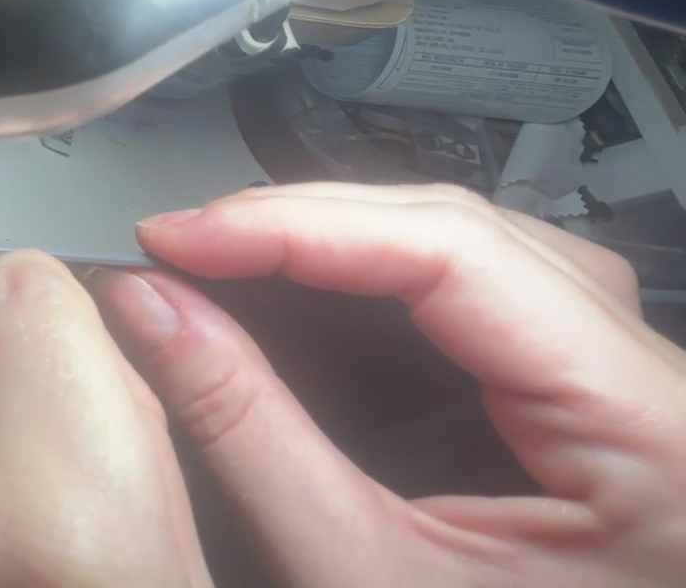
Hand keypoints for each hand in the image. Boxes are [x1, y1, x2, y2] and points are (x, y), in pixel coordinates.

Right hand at [97, 182, 685, 586]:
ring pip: (463, 245)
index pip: (456, 253)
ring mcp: (634, 390)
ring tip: (222, 251)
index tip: (175, 236)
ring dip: (323, 235)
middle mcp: (672, 395)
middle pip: (457, 231)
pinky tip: (290, 277)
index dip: (291, 224)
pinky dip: (357, 267)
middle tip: (180, 241)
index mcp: (665, 441)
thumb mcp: (356, 571)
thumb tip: (143, 299)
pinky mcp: (583, 397)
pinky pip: (465, 287)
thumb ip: (241, 425)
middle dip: (292, 223)